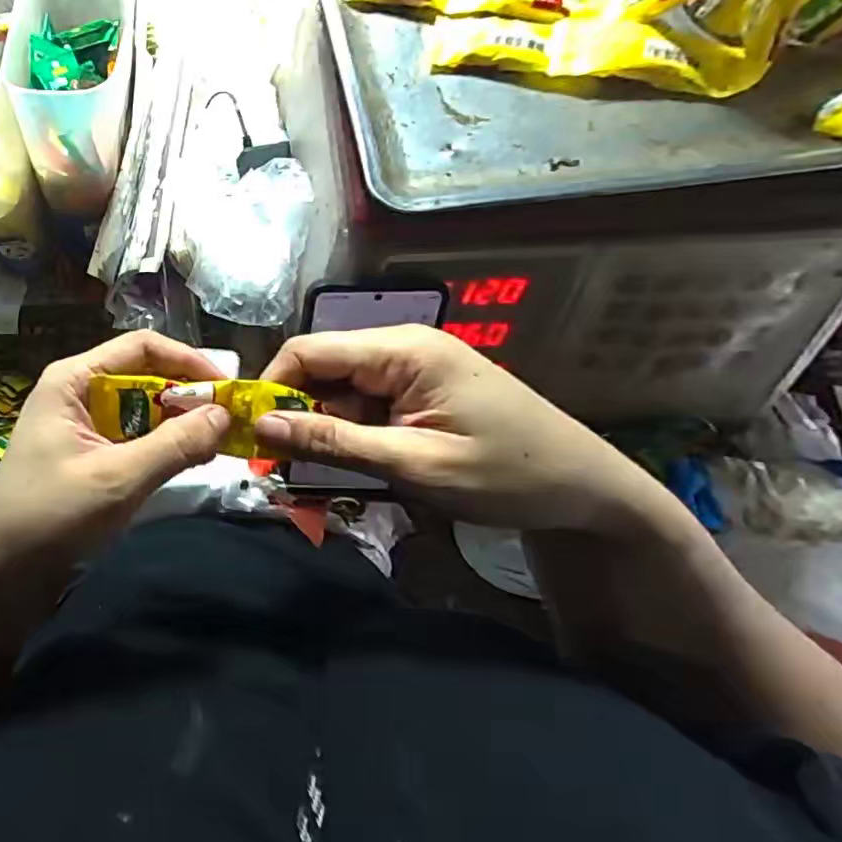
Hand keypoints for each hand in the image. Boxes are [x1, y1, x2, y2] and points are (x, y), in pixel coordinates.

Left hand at [0, 331, 231, 577]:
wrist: (1, 572)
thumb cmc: (50, 517)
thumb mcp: (117, 478)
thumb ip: (173, 444)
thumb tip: (225, 415)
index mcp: (72, 380)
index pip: (141, 348)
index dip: (189, 361)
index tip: (230, 390)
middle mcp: (75, 393)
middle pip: (143, 376)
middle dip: (188, 396)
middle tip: (231, 424)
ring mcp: (79, 425)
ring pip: (141, 409)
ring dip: (177, 424)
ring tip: (217, 445)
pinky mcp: (85, 455)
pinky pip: (131, 438)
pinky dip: (160, 446)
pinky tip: (187, 462)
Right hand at [253, 325, 666, 533]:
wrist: (592, 494)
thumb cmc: (510, 475)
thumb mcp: (413, 463)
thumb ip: (332, 441)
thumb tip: (260, 426)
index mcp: (403, 350)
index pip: (308, 350)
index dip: (270, 387)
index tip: (250, 432)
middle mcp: (401, 347)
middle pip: (318, 369)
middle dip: (291, 412)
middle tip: (274, 462)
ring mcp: (410, 369)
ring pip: (335, 390)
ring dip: (318, 428)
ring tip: (311, 472)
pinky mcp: (416, 392)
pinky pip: (361, 405)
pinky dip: (344, 433)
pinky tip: (347, 463)